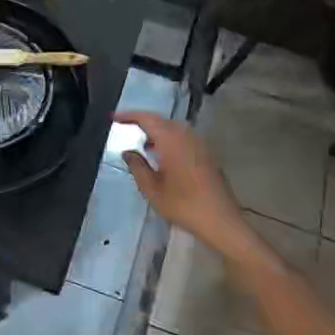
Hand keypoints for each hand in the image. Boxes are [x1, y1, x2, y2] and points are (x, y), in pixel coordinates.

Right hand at [114, 111, 249, 251]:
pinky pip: (185, 138)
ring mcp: (201, 143)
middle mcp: (187, 135)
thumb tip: (127, 152)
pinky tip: (164, 157)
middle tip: (127, 130)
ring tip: (144, 146)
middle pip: (162, 120)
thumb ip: (137, 166)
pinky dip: (171, 140)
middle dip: (144, 123)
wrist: (220, 218)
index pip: (147, 118)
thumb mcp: (152, 189)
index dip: (129, 115)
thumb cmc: (183, 204)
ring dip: (158, 132)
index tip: (114, 118)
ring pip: (175, 129)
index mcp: (171, 140)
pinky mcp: (208, 153)